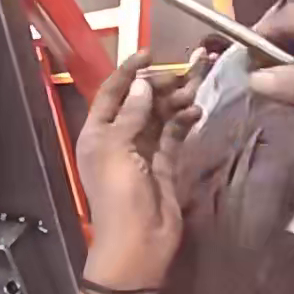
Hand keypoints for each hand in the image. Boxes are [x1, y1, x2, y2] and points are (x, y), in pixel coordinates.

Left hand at [76, 50, 204, 288]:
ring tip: (195, 88)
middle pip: (138, 102)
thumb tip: (142, 83)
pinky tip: (196, 112)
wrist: (138, 243)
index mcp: (97, 133)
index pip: (111, 93)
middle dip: (158, 85)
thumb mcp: (117, 150)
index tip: (150, 51)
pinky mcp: (163, 164)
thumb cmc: (119, 194)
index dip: (128, 71)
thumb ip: (131, 115)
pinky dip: (183, 122)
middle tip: (184, 72)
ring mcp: (141, 151)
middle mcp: (118, 138)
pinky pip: (173, 135)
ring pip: (158, 116)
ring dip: (174, 101)